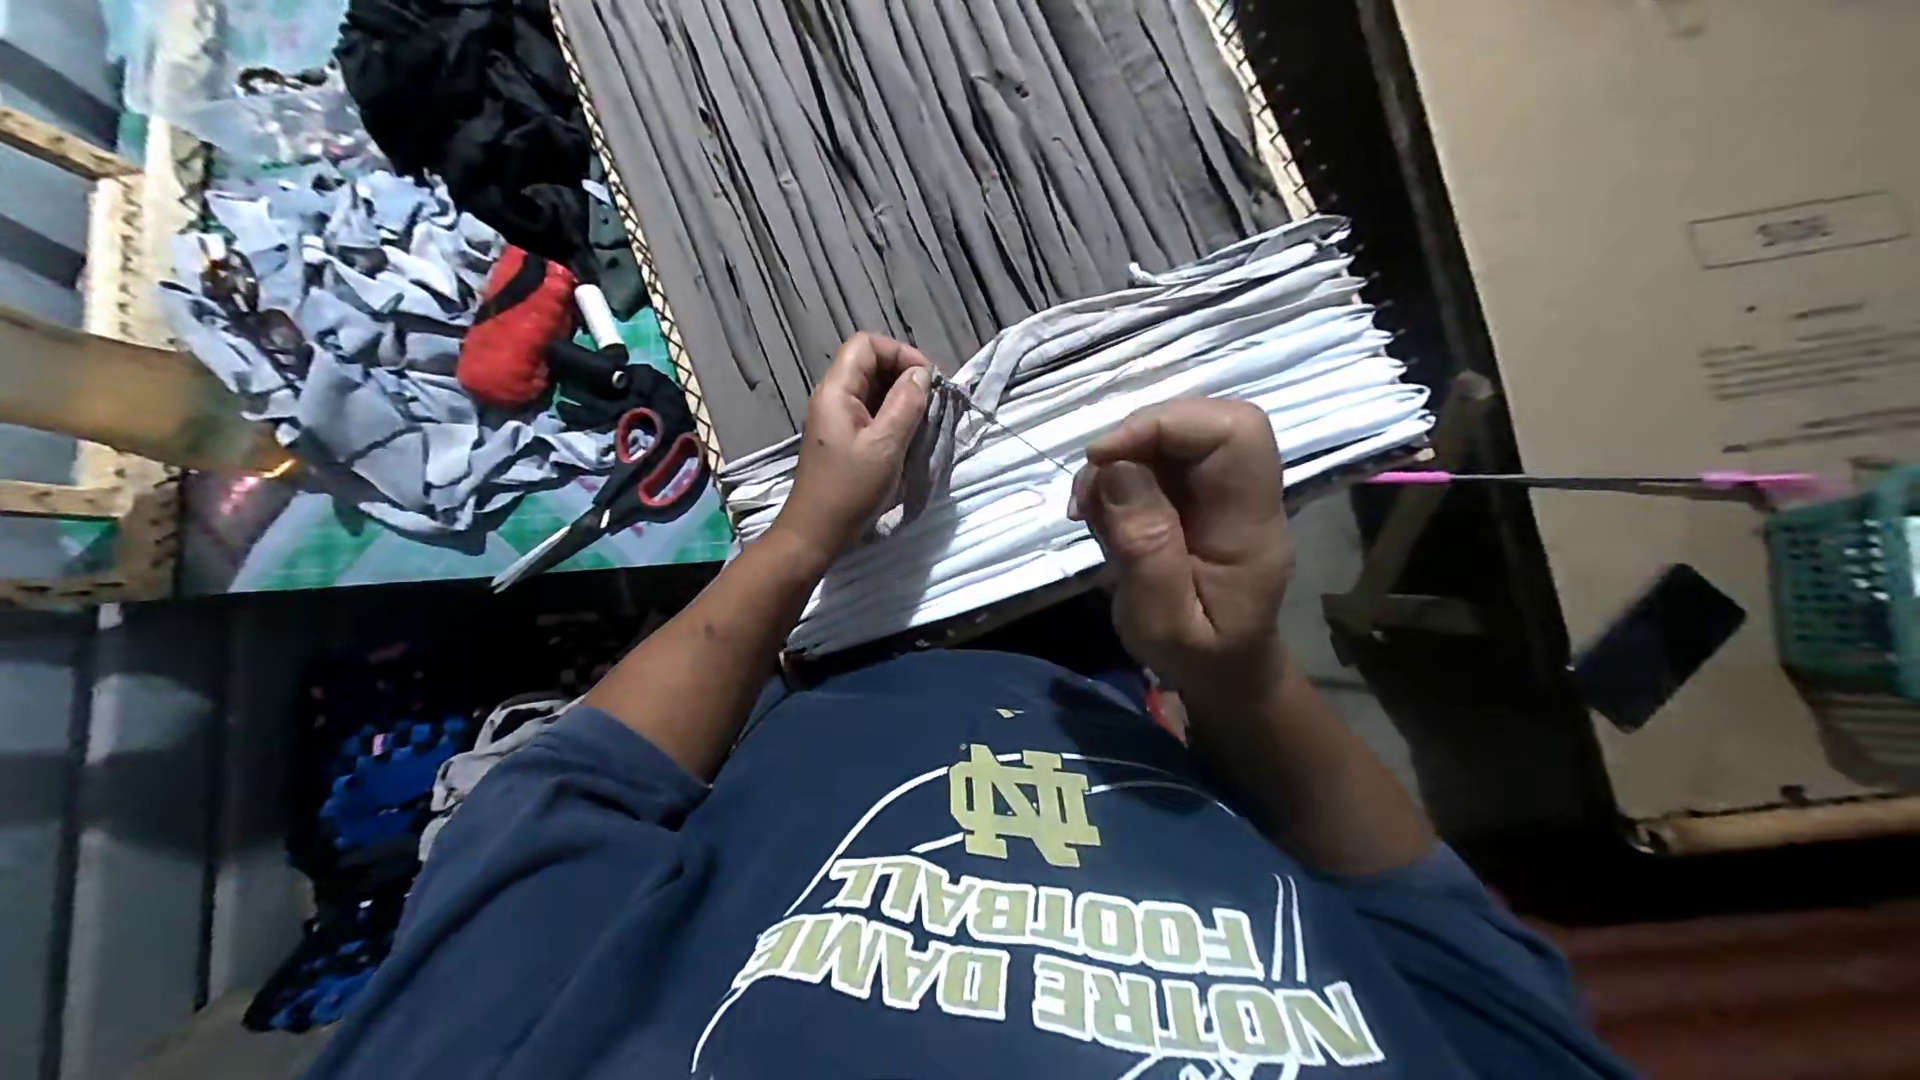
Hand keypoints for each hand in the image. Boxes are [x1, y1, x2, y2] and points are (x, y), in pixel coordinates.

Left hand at [771, 333, 932, 569]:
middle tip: (931, 401)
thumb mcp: (886, 445)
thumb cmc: (850, 489)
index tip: (927, 380)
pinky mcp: (842, 438)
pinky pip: (870, 412)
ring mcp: (836, 418)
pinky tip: (908, 436)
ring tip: (924, 420)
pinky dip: (892, 416)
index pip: (867, 344)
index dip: (900, 352)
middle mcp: (833, 397)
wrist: (816, 532)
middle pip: (870, 363)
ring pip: (872, 389)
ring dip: (901, 397)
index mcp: (836, 391)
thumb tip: (922, 374)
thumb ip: (906, 404)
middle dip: (904, 374)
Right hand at [1069, 399, 1294, 693]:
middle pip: (1203, 422)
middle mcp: (1242, 496)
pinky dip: (1115, 477)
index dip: (1166, 424)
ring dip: (1117, 463)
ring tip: (1090, 512)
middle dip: (1135, 440)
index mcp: (1250, 525)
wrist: (1222, 674)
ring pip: (1172, 438)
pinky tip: (1100, 515)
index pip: (1235, 433)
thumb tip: (1117, 468)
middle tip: (1092, 490)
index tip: (1104, 456)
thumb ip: (1145, 548)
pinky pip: (1155, 461)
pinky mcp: (1194, 498)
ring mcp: (1219, 494)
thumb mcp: (1162, 621)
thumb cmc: (1197, 657)